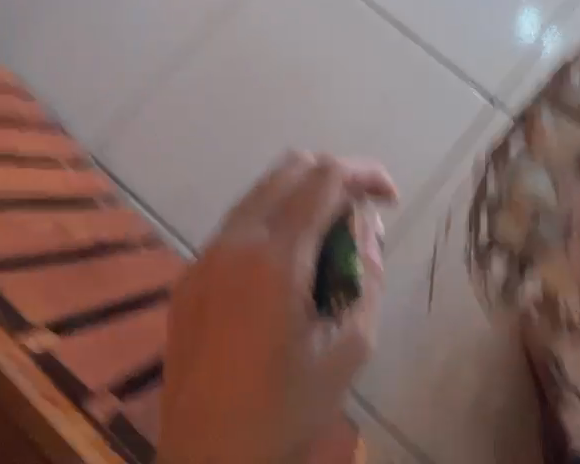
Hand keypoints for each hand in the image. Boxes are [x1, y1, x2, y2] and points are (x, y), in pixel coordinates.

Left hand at [159, 152, 397, 463]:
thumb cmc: (286, 412)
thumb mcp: (351, 347)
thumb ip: (369, 274)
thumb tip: (365, 226)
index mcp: (276, 258)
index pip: (326, 177)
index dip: (366, 174)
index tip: (392, 200)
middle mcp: (234, 242)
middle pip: (292, 167)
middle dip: (336, 178)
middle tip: (363, 216)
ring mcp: (204, 257)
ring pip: (262, 192)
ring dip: (303, 198)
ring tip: (330, 242)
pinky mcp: (188, 277)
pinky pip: (239, 225)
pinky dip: (274, 222)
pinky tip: (290, 268)